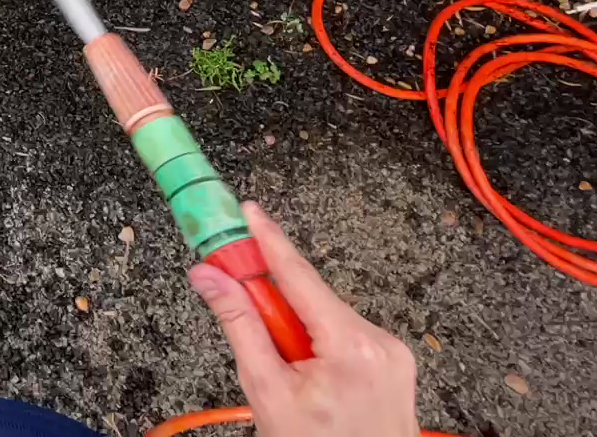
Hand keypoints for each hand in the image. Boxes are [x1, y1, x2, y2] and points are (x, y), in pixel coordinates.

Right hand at [187, 202, 417, 436]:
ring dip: (289, 324)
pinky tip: (300, 369)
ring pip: (319, 313)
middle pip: (306, 294)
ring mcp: (391, 354)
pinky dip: (309, 337)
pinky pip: (336, 331)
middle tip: (235, 300)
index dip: (268, 237)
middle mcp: (380, 341)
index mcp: (352, 345)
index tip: (247, 208)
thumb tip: (206, 274)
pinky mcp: (391, 363)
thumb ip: (237, 322)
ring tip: (281, 369)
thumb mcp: (266, 387)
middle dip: (270, 299)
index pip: (298, 274)